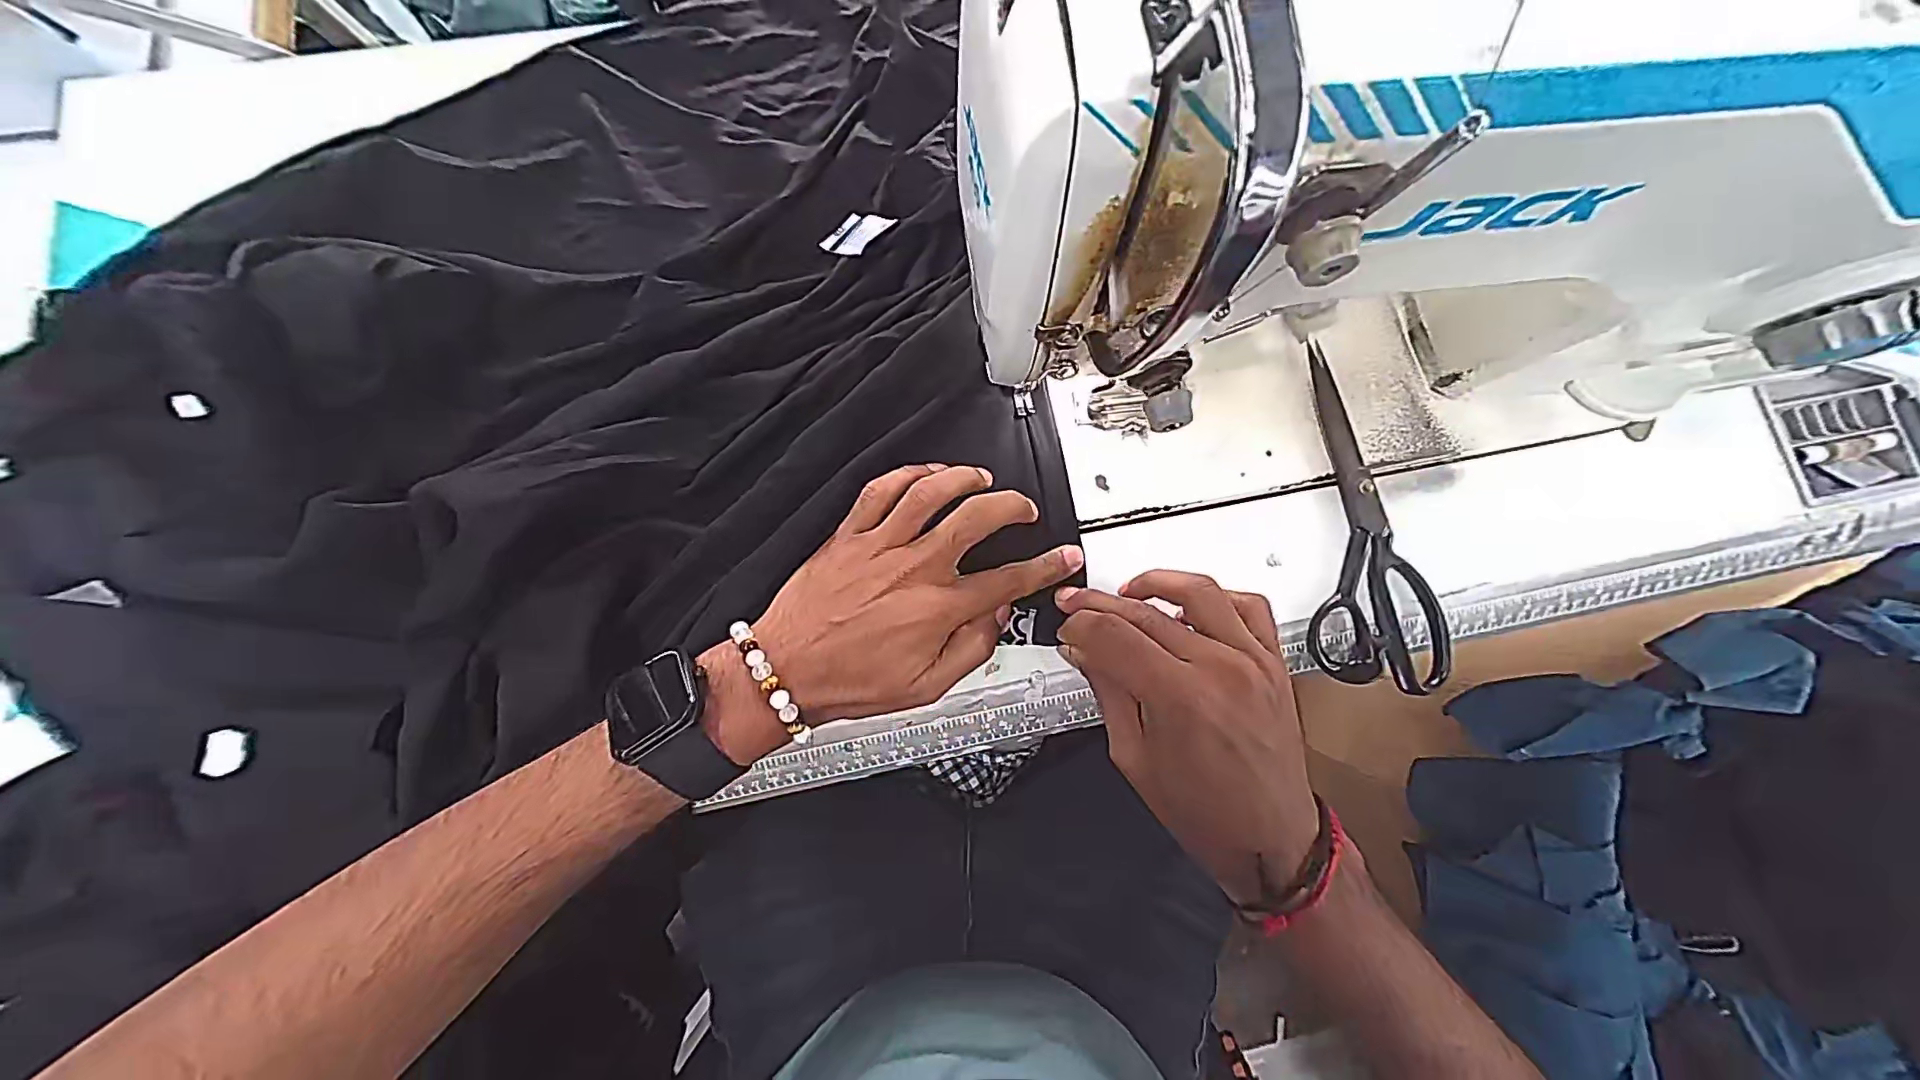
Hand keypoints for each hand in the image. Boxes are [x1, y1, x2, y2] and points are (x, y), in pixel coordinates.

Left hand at [729, 464, 1081, 742]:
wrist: (786, 671)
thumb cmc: (848, 681)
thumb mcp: (925, 687)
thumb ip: (970, 649)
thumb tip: (995, 619)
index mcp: (936, 609)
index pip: (1007, 579)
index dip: (1045, 566)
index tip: (1060, 557)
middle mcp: (912, 569)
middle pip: (976, 518)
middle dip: (1011, 505)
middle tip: (1023, 508)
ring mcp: (879, 548)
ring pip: (930, 492)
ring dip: (963, 478)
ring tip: (981, 478)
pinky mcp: (849, 537)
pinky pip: (880, 491)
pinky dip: (907, 474)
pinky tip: (923, 473)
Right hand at [1055, 571, 1316, 904]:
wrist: (1271, 837)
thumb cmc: (1209, 813)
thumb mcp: (1134, 756)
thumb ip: (1108, 693)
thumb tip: (1086, 653)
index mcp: (1180, 699)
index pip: (1112, 635)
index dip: (1079, 625)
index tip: (1068, 628)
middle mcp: (1221, 671)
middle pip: (1144, 612)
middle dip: (1099, 605)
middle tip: (1078, 607)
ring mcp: (1252, 663)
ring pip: (1198, 591)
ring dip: (1155, 583)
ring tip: (1129, 590)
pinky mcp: (1273, 664)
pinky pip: (1249, 607)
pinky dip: (1216, 595)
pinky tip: (1190, 603)